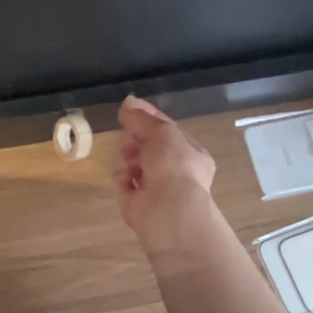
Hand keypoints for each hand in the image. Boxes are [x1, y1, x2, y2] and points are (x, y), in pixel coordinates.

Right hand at [114, 95, 215, 239]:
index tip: (127, 107)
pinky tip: (125, 179)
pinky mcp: (137, 203)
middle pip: (148, 147)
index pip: (166, 130)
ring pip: (135, 164)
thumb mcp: (161, 132)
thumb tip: (127, 103)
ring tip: (128, 159)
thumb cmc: (173, 165)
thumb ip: (142, 118)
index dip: (147, 117)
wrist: (168, 208)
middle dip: (135, 140)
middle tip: (127, 139)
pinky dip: (122, 178)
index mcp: (190, 152)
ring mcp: (156, 188)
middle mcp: (175, 171)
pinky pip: (124, 183)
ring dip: (128, 158)